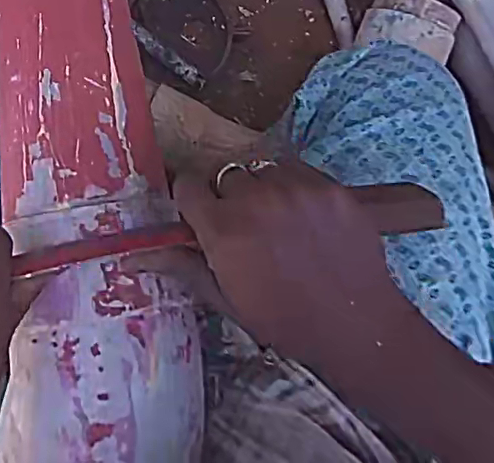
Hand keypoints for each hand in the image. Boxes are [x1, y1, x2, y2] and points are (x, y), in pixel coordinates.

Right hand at [172, 159, 423, 373]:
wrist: (358, 324)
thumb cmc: (285, 319)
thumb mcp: (227, 300)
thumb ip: (182, 265)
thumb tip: (135, 254)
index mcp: (224, 230)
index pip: (187, 184)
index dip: (191, 196)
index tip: (200, 210)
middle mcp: (255, 198)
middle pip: (224, 175)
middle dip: (228, 196)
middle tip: (246, 225)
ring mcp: (295, 187)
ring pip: (260, 169)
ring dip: (262, 187)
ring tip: (279, 219)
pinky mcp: (327, 183)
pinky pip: (296, 169)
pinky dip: (294, 186)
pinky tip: (306, 215)